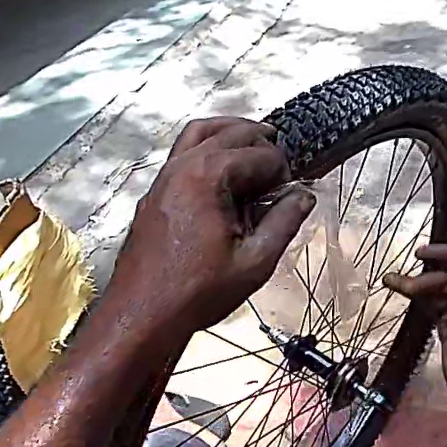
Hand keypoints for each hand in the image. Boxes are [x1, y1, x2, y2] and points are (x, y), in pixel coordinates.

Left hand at [106, 118, 315, 340]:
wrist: (142, 314)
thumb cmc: (196, 292)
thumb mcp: (254, 262)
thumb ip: (284, 222)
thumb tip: (304, 196)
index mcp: (208, 176)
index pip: (260, 153)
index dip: (283, 170)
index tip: (291, 192)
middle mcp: (182, 166)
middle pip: (230, 131)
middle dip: (262, 143)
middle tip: (281, 168)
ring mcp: (164, 177)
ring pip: (201, 133)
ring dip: (231, 134)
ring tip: (254, 152)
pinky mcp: (155, 193)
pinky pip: (183, 154)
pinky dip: (208, 150)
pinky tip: (223, 179)